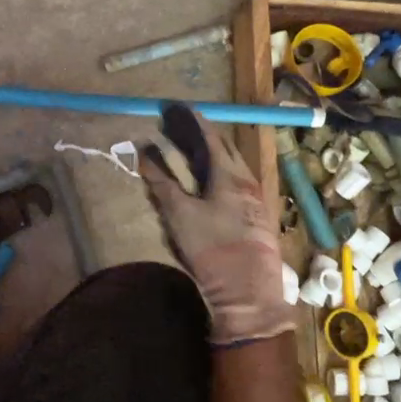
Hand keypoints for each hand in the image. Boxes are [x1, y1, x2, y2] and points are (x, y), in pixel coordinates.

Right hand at [139, 112, 293, 345]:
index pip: (209, 136)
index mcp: (230, 173)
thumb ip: (161, 181)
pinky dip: (218, 172)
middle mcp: (247, 179)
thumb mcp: (179, 214)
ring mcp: (255, 198)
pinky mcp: (256, 216)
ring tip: (189, 151)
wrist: (250, 294)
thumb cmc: (212, 250)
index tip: (174, 107)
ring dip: (209, 154)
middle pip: (223, 148)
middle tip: (177, 126)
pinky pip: (236, 182)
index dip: (191, 120)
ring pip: (231, 166)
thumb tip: (144, 151)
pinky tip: (208, 183)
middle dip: (199, 134)